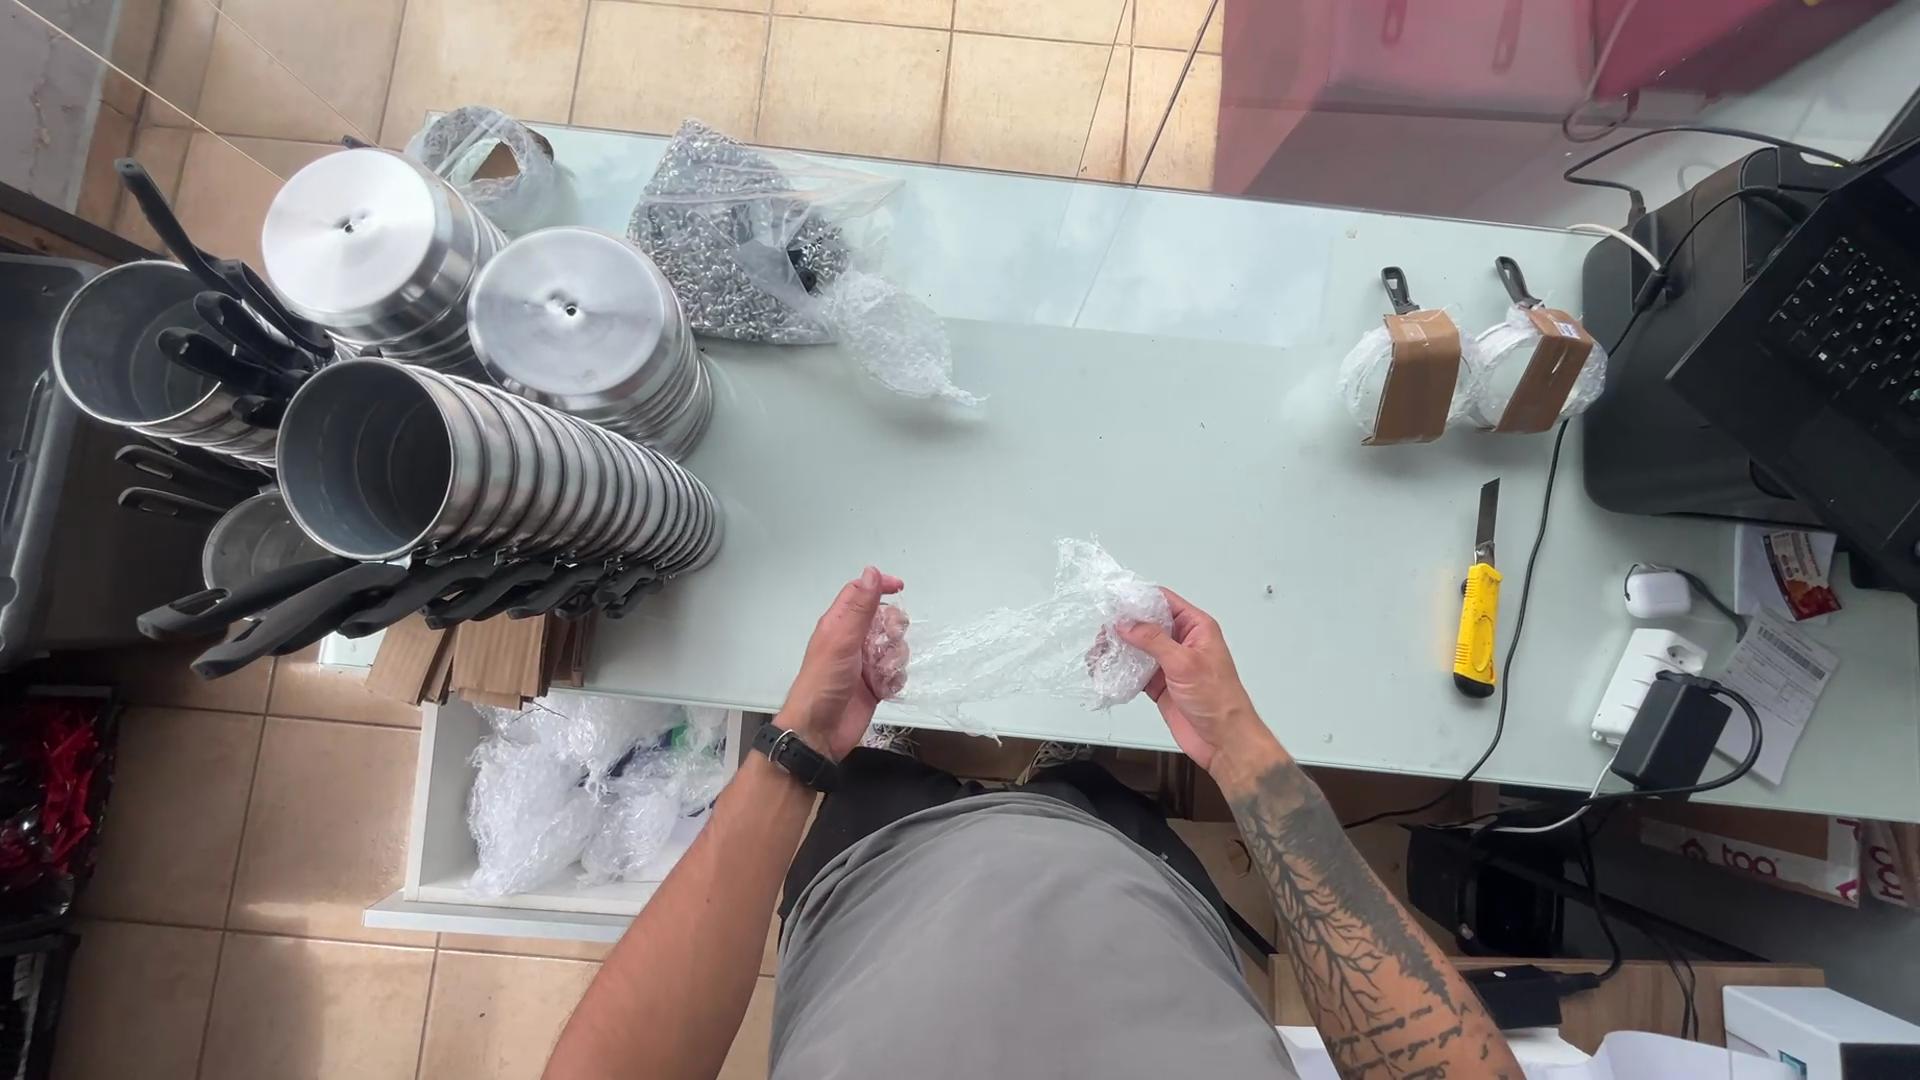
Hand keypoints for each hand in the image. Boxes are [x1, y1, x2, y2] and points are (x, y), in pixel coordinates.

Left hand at [780, 567, 905, 760]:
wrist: (821, 731)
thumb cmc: (825, 682)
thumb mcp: (842, 639)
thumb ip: (859, 606)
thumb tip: (871, 572)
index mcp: (839, 623)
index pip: (862, 592)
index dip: (880, 586)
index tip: (900, 588)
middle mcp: (853, 640)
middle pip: (886, 620)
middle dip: (892, 631)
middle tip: (882, 644)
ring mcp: (865, 663)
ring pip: (895, 647)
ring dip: (893, 660)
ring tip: (878, 674)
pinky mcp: (875, 685)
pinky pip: (897, 673)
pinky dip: (893, 680)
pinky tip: (881, 689)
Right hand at [1118, 589, 1285, 791]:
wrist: (1223, 741)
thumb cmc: (1219, 700)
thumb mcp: (1184, 663)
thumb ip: (1153, 640)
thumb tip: (1126, 624)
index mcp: (1196, 628)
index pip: (1165, 601)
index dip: (1140, 598)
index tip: (1116, 600)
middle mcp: (1182, 641)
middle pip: (1147, 623)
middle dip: (1123, 625)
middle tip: (1102, 629)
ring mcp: (1170, 663)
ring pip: (1138, 647)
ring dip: (1119, 648)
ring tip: (1098, 650)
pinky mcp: (1160, 683)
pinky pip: (1135, 671)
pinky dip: (1120, 670)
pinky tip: (1106, 670)